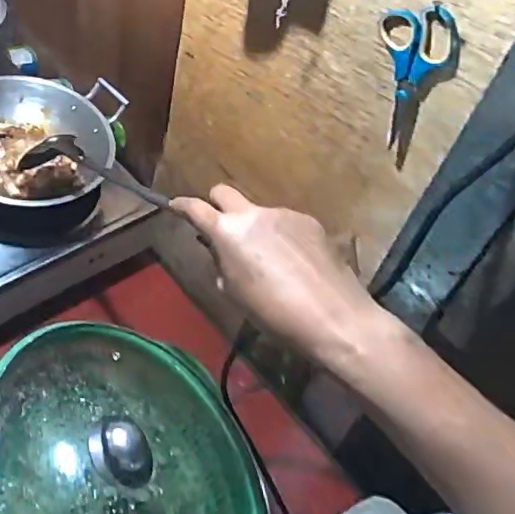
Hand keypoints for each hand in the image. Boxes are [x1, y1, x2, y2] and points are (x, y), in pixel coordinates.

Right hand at [170, 185, 393, 368]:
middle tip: (223, 228)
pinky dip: (282, 236)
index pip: (193, 207)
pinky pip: (285, 223)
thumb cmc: (275, 313)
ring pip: (258, 212)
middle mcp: (251, 214)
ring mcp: (284, 215)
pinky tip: (297, 262)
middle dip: (217, 205)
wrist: (339, 322)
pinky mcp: (311, 223)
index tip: (175, 206)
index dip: (180, 205)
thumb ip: (221, 261)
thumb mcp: (232, 290)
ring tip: (271, 259)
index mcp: (226, 231)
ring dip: (256, 227)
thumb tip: (222, 250)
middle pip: (223, 192)